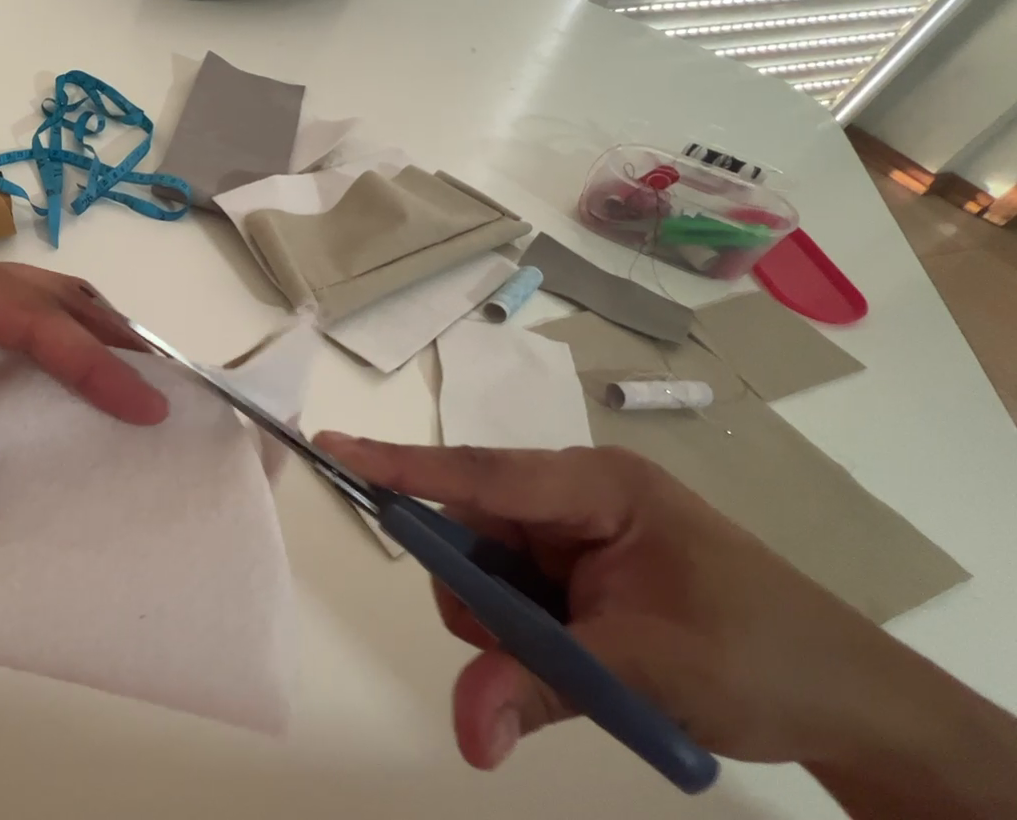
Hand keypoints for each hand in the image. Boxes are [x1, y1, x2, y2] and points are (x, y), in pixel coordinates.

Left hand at [0, 227, 167, 517]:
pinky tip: (49, 370)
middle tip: (159, 377)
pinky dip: (35, 341)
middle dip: (104, 331)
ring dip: (76, 331)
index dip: (91, 362)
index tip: (145, 402)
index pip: (26, 319)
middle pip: (41, 292)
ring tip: (125, 371)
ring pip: (21, 299)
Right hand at [309, 436, 957, 775]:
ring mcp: (572, 533)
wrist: (851, 702)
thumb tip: (463, 734)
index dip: (401, 466)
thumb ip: (538, 687)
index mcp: (594, 488)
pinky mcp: (574, 568)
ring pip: (482, 565)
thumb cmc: (763, 657)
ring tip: (570, 662)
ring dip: (500, 622)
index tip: (331, 446)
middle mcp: (573, 498)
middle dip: (476, 593)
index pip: (478, 475)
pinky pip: (508, 589)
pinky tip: (569, 657)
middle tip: (519, 648)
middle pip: (470, 528)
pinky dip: (517, 631)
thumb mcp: (643, 672)